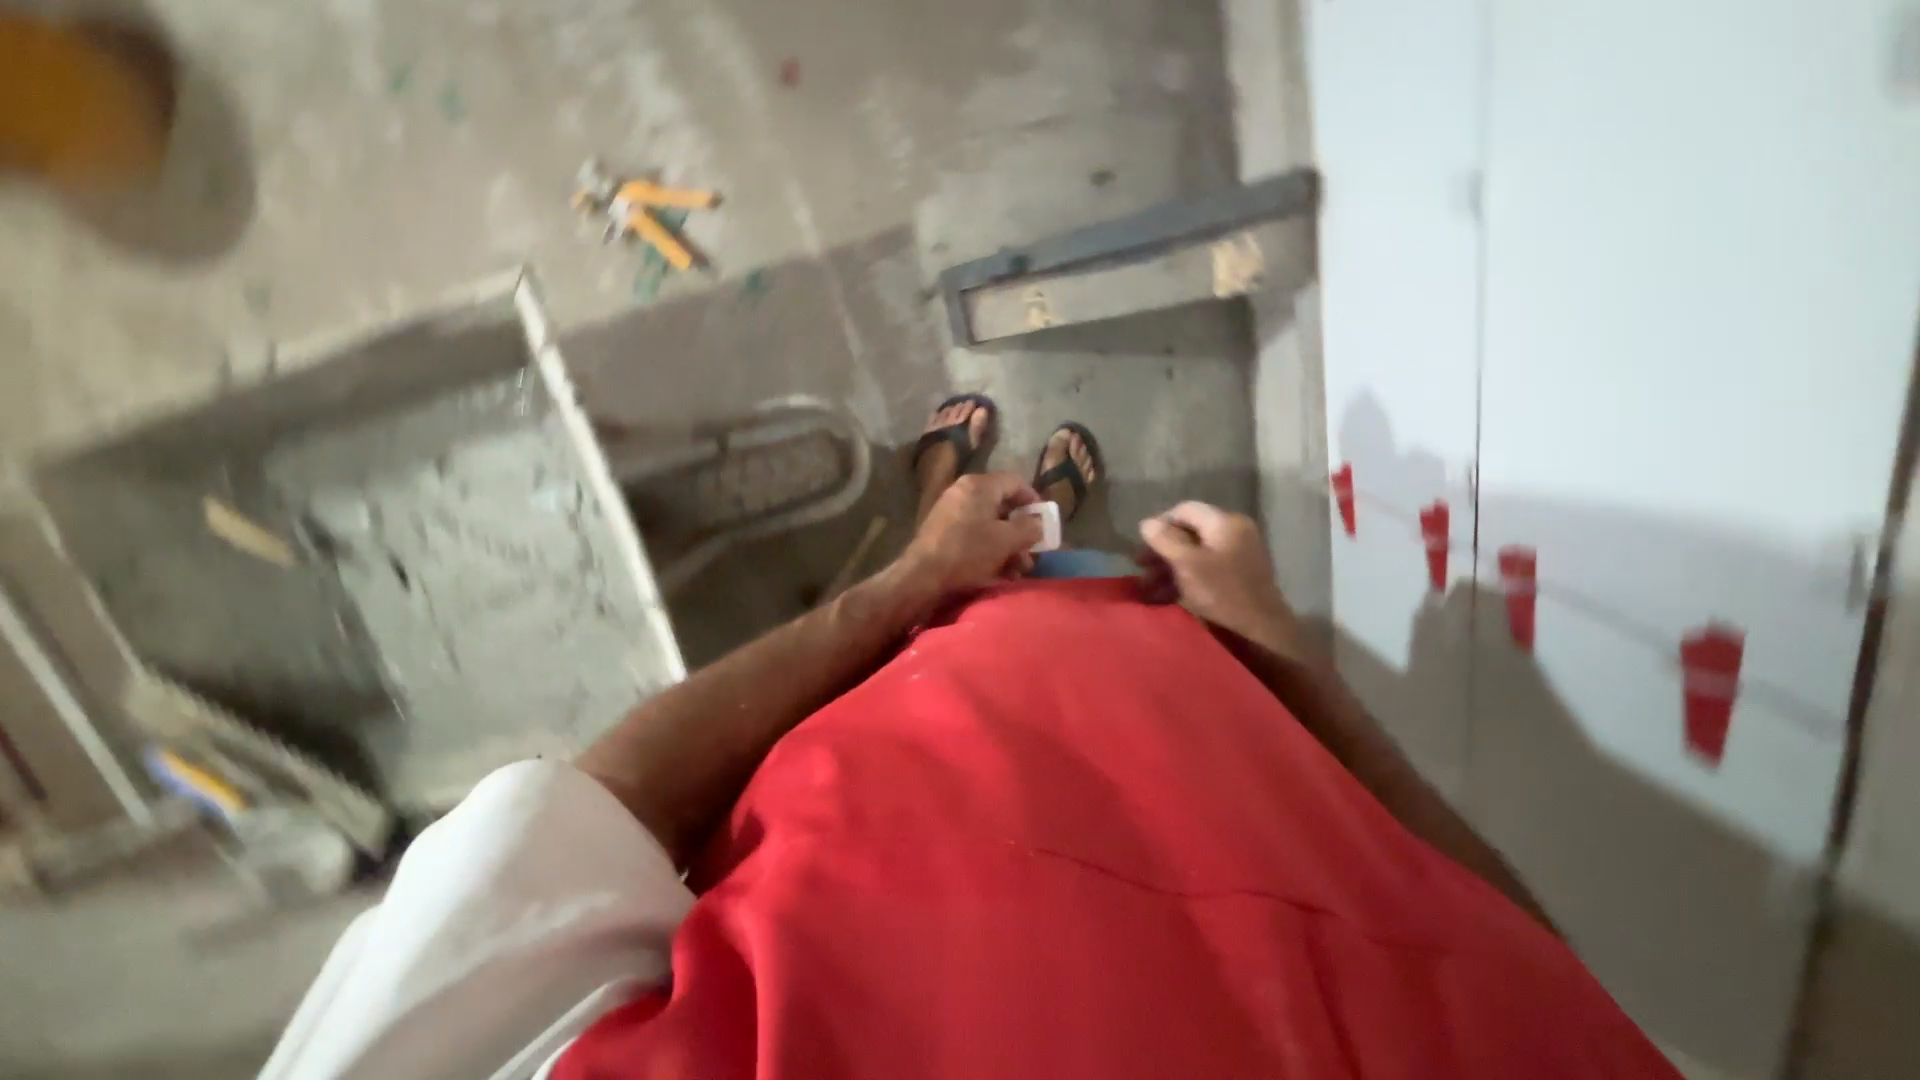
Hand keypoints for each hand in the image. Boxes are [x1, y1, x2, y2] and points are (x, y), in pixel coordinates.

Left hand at [901, 472, 1044, 594]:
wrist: (922, 575)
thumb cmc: (968, 551)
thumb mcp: (1007, 540)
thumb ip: (1030, 528)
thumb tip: (1038, 524)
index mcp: (979, 485)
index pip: (1015, 482)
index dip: (1034, 500)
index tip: (1044, 521)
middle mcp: (963, 492)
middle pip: (1002, 506)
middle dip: (1020, 532)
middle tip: (1031, 553)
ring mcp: (950, 512)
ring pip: (988, 524)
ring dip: (1007, 546)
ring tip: (1017, 571)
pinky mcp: (942, 532)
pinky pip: (973, 535)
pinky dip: (988, 550)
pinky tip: (998, 573)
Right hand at [1139, 501, 1302, 656]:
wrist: (1260, 634)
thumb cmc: (1222, 594)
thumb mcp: (1187, 564)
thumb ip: (1165, 539)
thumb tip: (1147, 523)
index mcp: (1226, 523)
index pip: (1186, 510)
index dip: (1160, 524)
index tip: (1141, 545)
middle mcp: (1235, 534)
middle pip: (1190, 533)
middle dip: (1162, 550)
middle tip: (1140, 568)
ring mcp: (1238, 557)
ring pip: (1195, 555)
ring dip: (1168, 568)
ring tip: (1147, 588)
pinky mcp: (1237, 580)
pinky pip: (1205, 571)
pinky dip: (1184, 580)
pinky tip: (1165, 596)